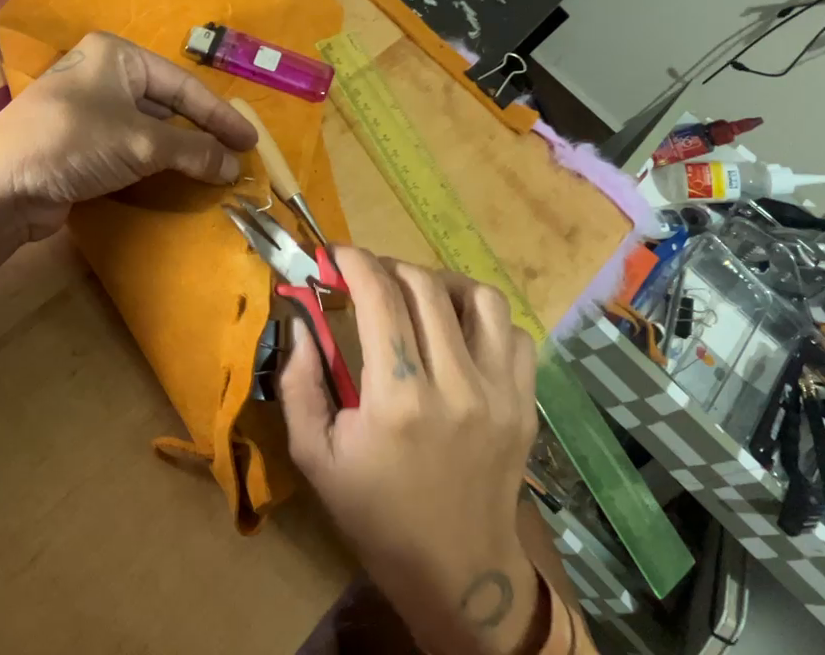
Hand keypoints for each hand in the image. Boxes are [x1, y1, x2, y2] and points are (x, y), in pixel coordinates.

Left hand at [0, 32, 256, 288]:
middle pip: (166, 103)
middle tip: (235, 158)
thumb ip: (193, 150)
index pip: (182, 84)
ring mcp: (88, 110)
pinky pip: (128, 148)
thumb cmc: (75, 143)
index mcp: (117, 54)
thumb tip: (234, 166)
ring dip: (179, 150)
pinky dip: (154, 162)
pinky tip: (176, 178)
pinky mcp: (79, 144)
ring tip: (215, 171)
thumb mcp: (142, 142)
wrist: (1, 185)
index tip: (250, 141)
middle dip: (200, 132)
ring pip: (148, 127)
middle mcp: (103, 74)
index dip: (220, 114)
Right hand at [281, 249, 544, 654]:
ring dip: (440, 283)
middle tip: (365, 277)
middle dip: (387, 266)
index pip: (380, 297)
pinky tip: (457, 333)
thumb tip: (301, 322)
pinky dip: (482, 319)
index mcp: (397, 399)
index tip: (334, 255)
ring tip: (415, 295)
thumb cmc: (374, 513)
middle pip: (426, 286)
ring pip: (480, 299)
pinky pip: (513, 333)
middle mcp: (455, 385)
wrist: (455, 568)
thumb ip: (299, 383)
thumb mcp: (314, 455)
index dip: (354, 262)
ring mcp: (500, 393)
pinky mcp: (525, 404)